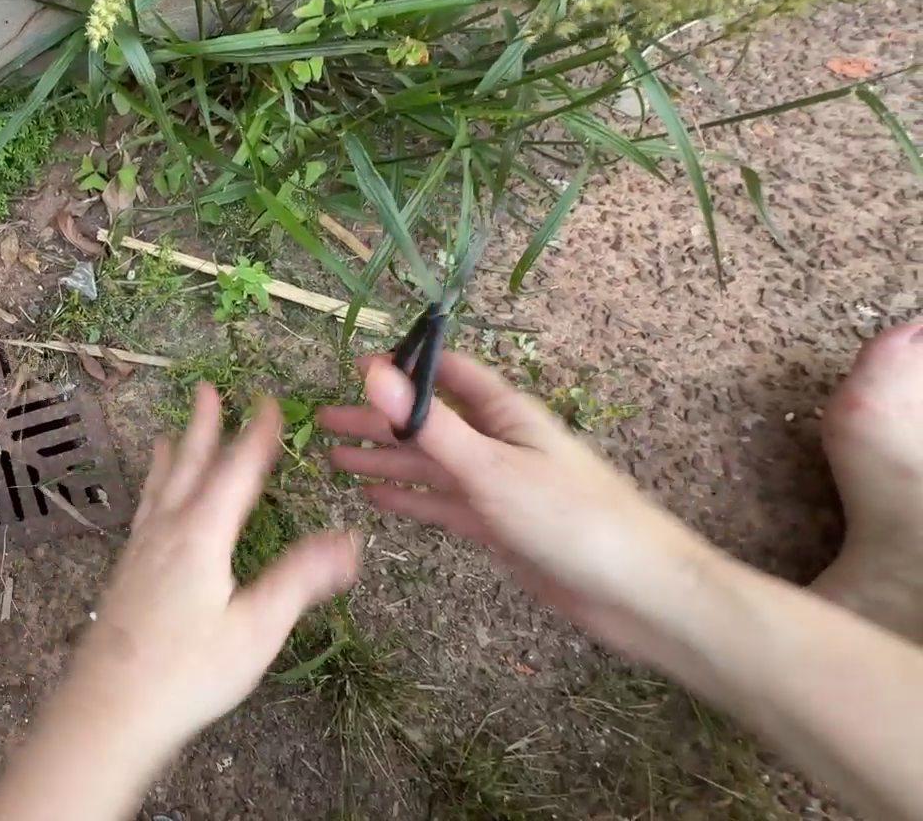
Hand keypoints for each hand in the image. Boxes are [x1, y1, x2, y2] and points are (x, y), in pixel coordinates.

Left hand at [69, 384, 359, 755]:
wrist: (112, 702)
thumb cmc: (189, 670)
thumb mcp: (255, 629)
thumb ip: (298, 580)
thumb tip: (350, 540)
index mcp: (201, 535)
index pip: (235, 473)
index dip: (254, 435)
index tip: (266, 400)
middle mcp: (167, 528)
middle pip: (189, 466)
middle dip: (203, 427)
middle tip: (207, 389)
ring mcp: (142, 545)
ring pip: (160, 484)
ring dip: (173, 451)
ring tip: (171, 428)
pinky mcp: (128, 565)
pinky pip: (145, 505)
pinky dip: (153, 483)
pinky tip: (152, 495)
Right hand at [317, 351, 710, 655]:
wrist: (641, 598)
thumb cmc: (569, 516)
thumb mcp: (489, 466)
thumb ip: (428, 423)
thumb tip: (374, 371)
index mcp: (503, 414)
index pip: (447, 374)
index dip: (404, 366)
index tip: (356, 366)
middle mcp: (495, 442)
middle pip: (423, 422)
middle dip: (376, 419)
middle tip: (322, 421)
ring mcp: (493, 484)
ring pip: (425, 464)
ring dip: (381, 459)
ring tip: (332, 458)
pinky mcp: (493, 523)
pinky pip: (437, 502)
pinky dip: (405, 497)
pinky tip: (371, 497)